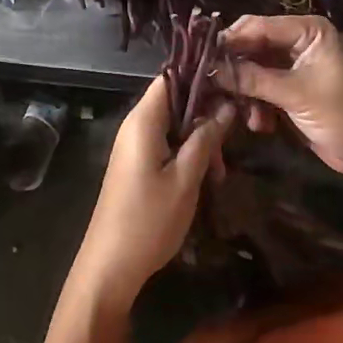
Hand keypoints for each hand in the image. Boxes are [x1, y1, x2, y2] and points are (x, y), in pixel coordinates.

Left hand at [73, 76, 233, 300]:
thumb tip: (225, 106)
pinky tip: (205, 180)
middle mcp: (135, 124)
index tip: (231, 89)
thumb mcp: (186, 179)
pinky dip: (186, 156)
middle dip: (205, 119)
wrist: (111, 264)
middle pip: (175, 102)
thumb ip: (205, 139)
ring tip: (220, 174)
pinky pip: (165, 145)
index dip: (200, 78)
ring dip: (199, 143)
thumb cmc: (149, 219)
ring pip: (174, 127)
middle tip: (230, 146)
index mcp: (143, 119)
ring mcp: (134, 145)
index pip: (170, 77)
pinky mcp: (136, 164)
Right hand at [215, 15, 342, 218]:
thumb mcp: (294, 95)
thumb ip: (251, 78)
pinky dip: (256, 104)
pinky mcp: (290, 86)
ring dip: (246, 92)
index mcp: (307, 30)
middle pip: (252, 46)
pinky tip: (259, 123)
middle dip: (236, 70)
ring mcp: (294, 64)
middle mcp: (299, 40)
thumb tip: (209, 68)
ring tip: (246, 115)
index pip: (257, 25)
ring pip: (253, 68)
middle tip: (213, 86)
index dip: (230, 41)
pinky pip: (260, 86)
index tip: (202, 58)